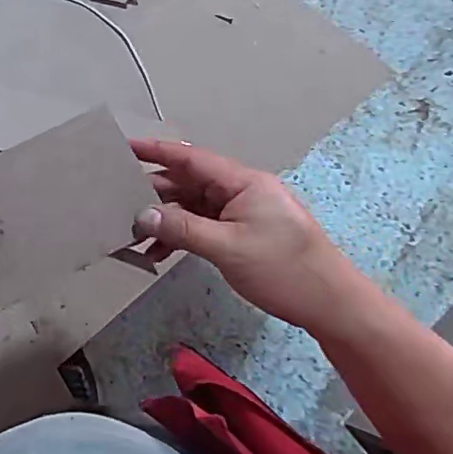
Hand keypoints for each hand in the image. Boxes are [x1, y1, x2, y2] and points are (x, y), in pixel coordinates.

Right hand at [129, 139, 377, 336]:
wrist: (334, 307)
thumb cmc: (286, 270)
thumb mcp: (228, 248)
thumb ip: (182, 229)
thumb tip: (142, 215)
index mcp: (243, 183)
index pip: (190, 158)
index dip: (156, 151)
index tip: (125, 146)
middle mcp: (241, 191)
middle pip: (187, 183)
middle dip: (153, 192)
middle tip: (118, 201)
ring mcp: (242, 213)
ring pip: (191, 206)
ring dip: (165, 220)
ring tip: (135, 233)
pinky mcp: (242, 233)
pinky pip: (201, 226)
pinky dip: (180, 236)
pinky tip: (158, 252)